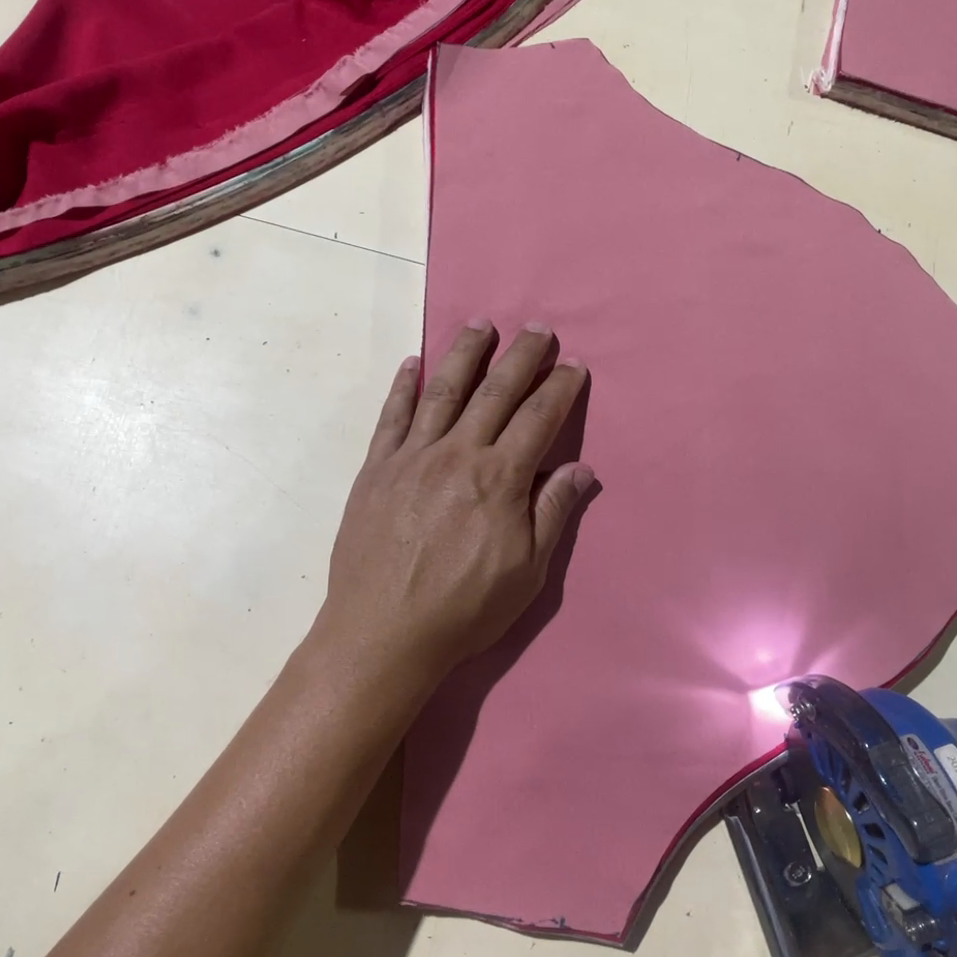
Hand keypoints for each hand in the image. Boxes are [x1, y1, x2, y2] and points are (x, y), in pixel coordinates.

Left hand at [314, 321, 593, 682]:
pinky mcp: (376, 470)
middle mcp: (457, 455)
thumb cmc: (465, 609)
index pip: (538, 419)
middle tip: (537, 328)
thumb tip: (580, 468)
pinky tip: (413, 364)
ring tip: (481, 324)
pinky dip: (403, 387)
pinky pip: (392, 417)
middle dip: (521, 356)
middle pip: (495, 393)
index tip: (573, 365)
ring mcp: (412, 458)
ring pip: (443, 391)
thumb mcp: (527, 572)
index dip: (559, 389)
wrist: (384, 632)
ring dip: (465, 354)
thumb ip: (552, 513)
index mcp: (500, 479)